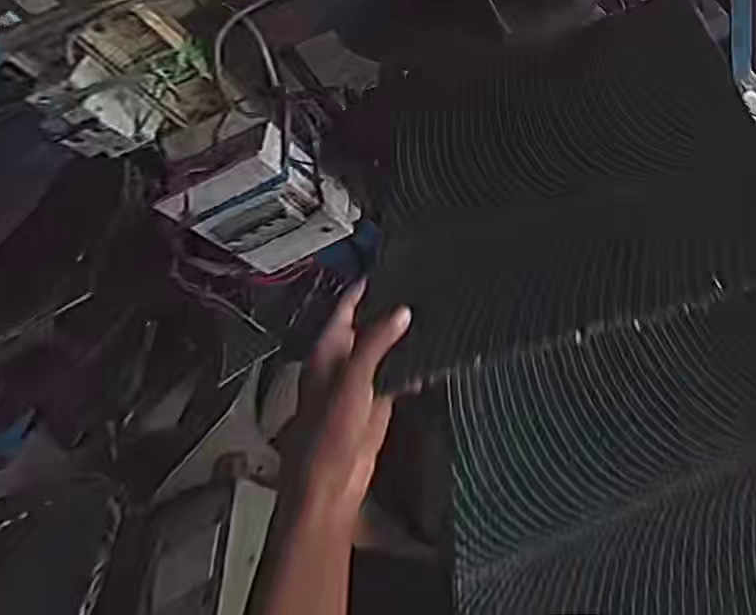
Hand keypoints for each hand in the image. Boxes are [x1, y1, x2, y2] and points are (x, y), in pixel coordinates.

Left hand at [291, 279, 410, 526]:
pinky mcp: (377, 403)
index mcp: (327, 350)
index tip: (389, 268)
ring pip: (385, 349)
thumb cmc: (326, 435)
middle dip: (390, 311)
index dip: (366, 287)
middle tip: (418, 290)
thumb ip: (377, 342)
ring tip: (430, 316)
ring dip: (403, 338)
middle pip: (368, 325)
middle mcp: (342, 361)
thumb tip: (402, 311)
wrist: (331, 486)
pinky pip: (397, 375)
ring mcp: (360, 382)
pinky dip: (411, 366)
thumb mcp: (353, 379)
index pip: (347, 306)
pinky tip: (429, 358)